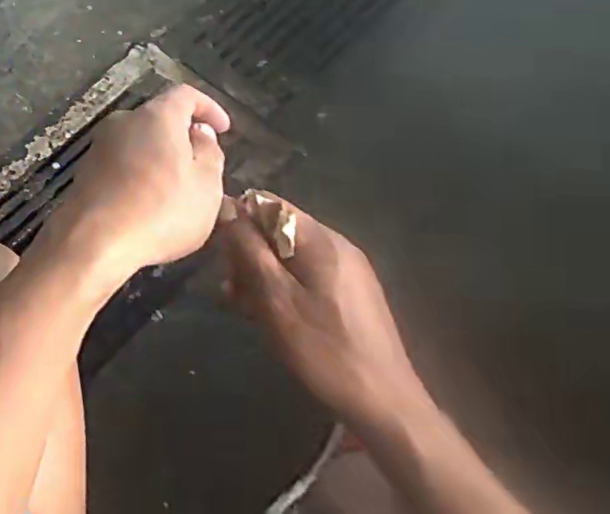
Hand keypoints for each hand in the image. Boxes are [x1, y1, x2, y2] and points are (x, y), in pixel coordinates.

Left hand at [48, 83, 230, 282]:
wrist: (93, 240)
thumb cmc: (160, 210)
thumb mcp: (205, 186)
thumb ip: (209, 153)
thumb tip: (200, 133)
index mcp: (157, 116)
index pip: (185, 95)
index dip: (208, 107)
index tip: (223, 128)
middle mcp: (124, 121)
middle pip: (160, 118)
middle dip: (183, 137)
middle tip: (202, 166)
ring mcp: (101, 144)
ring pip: (139, 142)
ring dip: (160, 157)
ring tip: (176, 190)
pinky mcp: (86, 169)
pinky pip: (122, 162)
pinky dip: (139, 173)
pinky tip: (147, 203)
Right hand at [217, 193, 428, 426]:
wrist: (387, 407)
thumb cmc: (324, 349)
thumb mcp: (275, 298)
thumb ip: (249, 247)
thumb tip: (227, 204)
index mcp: (319, 238)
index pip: (266, 202)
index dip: (238, 220)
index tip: (223, 254)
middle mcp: (336, 243)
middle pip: (277, 228)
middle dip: (248, 252)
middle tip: (232, 290)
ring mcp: (348, 268)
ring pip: (290, 253)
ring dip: (262, 273)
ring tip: (246, 308)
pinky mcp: (352, 292)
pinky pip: (307, 273)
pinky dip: (284, 286)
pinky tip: (274, 316)